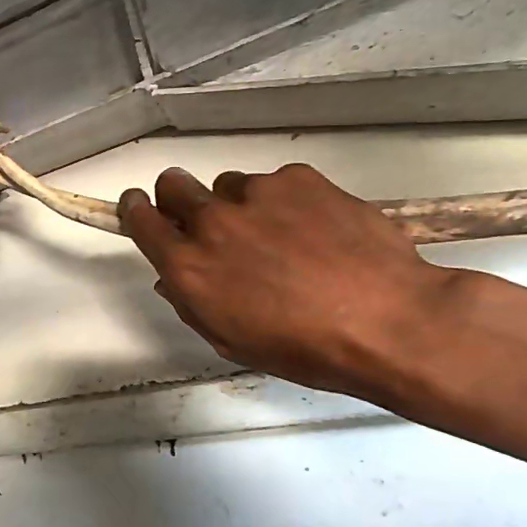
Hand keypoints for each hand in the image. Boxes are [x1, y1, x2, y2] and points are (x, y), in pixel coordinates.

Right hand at [118, 165, 482, 408]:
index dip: (137, 209)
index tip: (142, 207)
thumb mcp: (235, 341)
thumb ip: (193, 303)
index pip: (141, 219)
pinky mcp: (297, 177)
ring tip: (285, 238)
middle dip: (181, 198)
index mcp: (189, 267)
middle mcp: (213, 222)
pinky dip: (287, 203)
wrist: (389, 321)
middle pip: (174, 184)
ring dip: (242, 207)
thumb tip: (172, 277)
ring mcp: (256, 193)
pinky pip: (277, 184)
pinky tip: (319, 231)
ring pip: (230, 186)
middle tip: (212, 222)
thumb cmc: (307, 349)